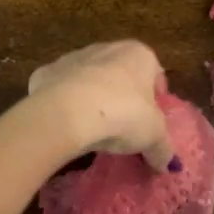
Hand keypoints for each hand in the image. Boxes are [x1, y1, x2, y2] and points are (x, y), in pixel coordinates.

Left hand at [26, 40, 172, 168]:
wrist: (66, 111)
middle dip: (123, 96)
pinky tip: (67, 124)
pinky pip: (60, 89)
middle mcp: (105, 48)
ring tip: (94, 128)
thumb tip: (167, 164)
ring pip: (88, 78)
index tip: (151, 120)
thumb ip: (163, 149)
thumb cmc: (122, 114)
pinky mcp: (45, 72)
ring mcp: (72, 57)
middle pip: (120, 73)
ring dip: (92, 97)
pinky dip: (64, 103)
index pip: (155, 72)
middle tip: (124, 126)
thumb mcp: (153, 137)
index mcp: (138, 54)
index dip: (156, 98)